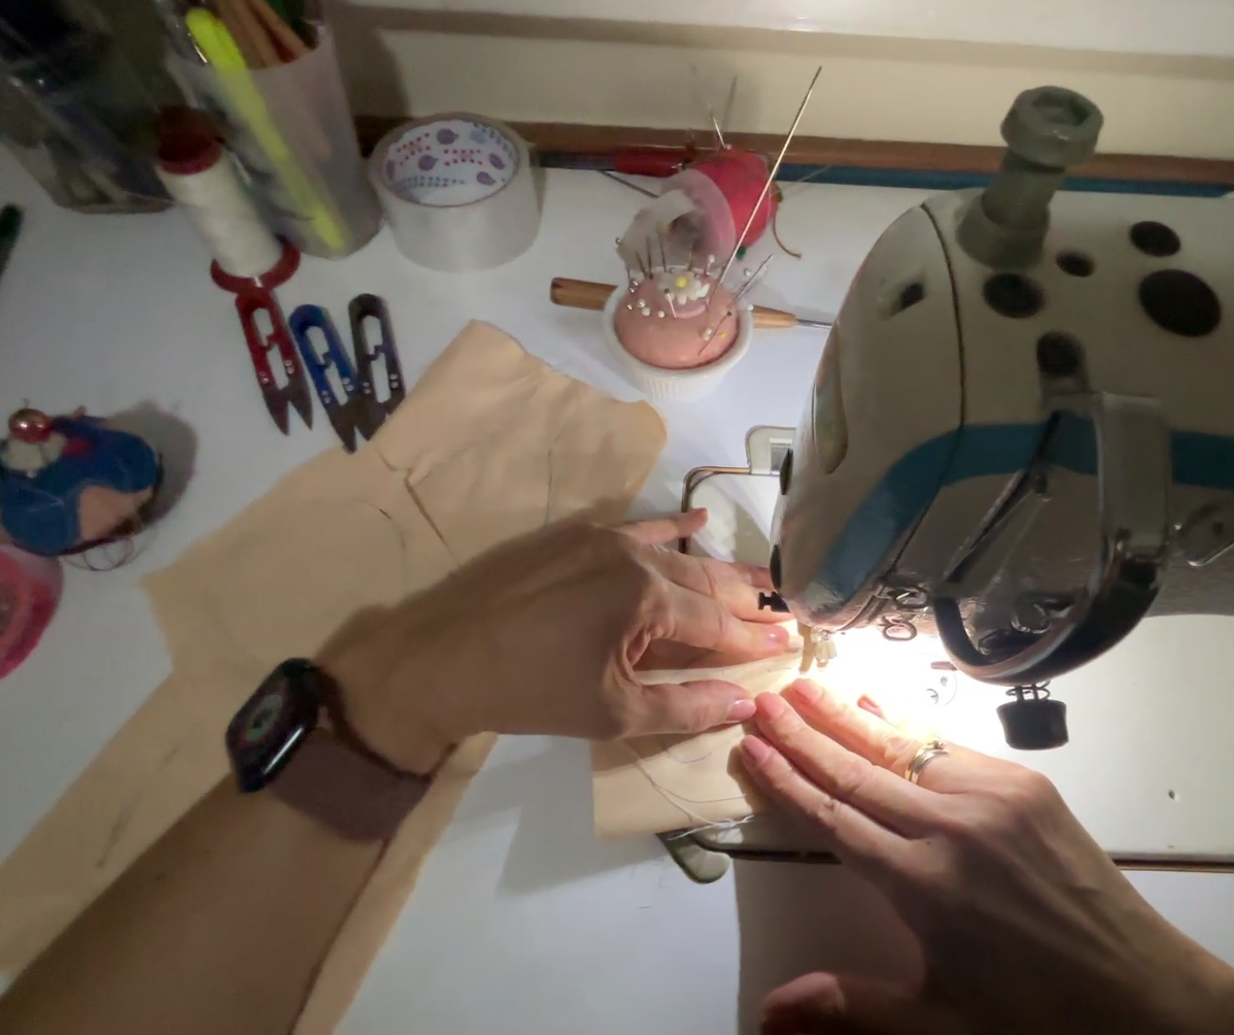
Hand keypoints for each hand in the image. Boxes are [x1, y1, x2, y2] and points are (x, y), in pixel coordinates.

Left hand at [321, 511, 790, 770]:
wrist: (445, 659)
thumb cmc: (532, 692)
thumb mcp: (613, 713)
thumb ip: (686, 706)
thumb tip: (746, 703)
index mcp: (647, 600)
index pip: (716, 623)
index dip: (753, 639)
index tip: (788, 643)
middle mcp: (635, 558)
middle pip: (706, 582)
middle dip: (749, 599)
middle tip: (787, 608)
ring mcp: (606, 540)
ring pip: (679, 555)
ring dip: (719, 569)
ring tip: (761, 576)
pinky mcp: (580, 536)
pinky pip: (640, 528)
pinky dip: (673, 528)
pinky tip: (700, 521)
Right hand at [739, 680, 1233, 1034]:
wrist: (1145, 995)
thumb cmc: (1033, 1017)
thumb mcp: (938, 1023)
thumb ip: (849, 1005)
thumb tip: (768, 1009)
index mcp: (922, 886)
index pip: (833, 817)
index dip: (786, 779)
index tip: (753, 743)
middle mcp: (950, 828)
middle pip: (858, 769)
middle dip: (805, 731)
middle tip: (768, 697)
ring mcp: (990, 796)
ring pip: (900, 746)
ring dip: (848, 716)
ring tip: (808, 686)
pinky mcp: (1024, 783)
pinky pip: (947, 747)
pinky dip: (905, 727)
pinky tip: (878, 707)